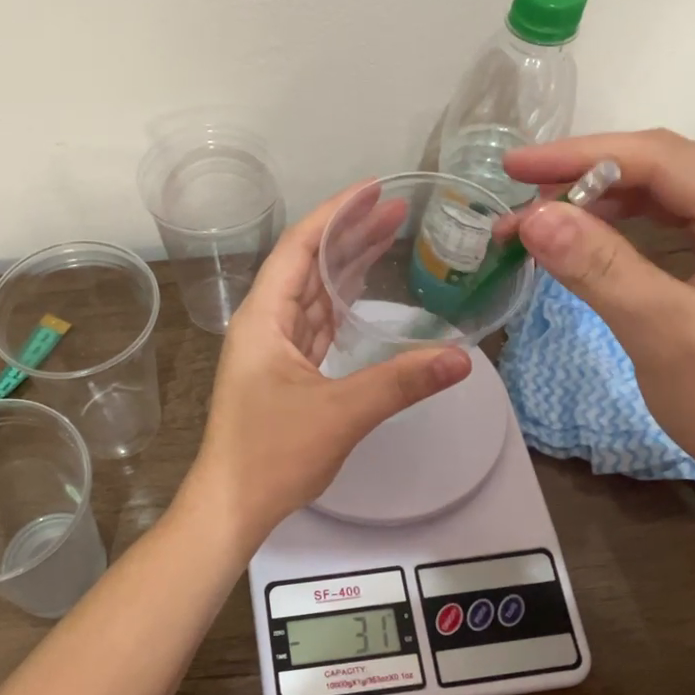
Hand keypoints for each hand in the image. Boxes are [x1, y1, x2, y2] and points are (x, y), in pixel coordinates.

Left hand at [181, 183, 471, 542]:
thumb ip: (400, 383)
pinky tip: (365, 297)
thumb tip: (462, 359)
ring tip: (389, 239)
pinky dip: (341, 305)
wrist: (232, 505)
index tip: (374, 189)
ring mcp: (272, 350)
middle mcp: (264, 325)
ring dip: (346, 267)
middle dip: (349, 235)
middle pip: (307, 265)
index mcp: (264, 318)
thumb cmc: (272, 455)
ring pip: (312, 295)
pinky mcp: (283, 373)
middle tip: (397, 210)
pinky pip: (315, 324)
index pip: (299, 247)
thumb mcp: (340, 414)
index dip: (336, 213)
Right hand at [503, 130, 694, 519]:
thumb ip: (601, 270)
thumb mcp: (669, 338)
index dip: (581, 156)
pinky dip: (622, 232)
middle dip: (585, 180)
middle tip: (515, 202)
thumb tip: (532, 216)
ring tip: (535, 223)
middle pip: (667, 170)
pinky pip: (675, 231)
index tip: (511, 165)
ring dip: (598, 206)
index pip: (666, 159)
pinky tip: (583, 241)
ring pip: (667, 198)